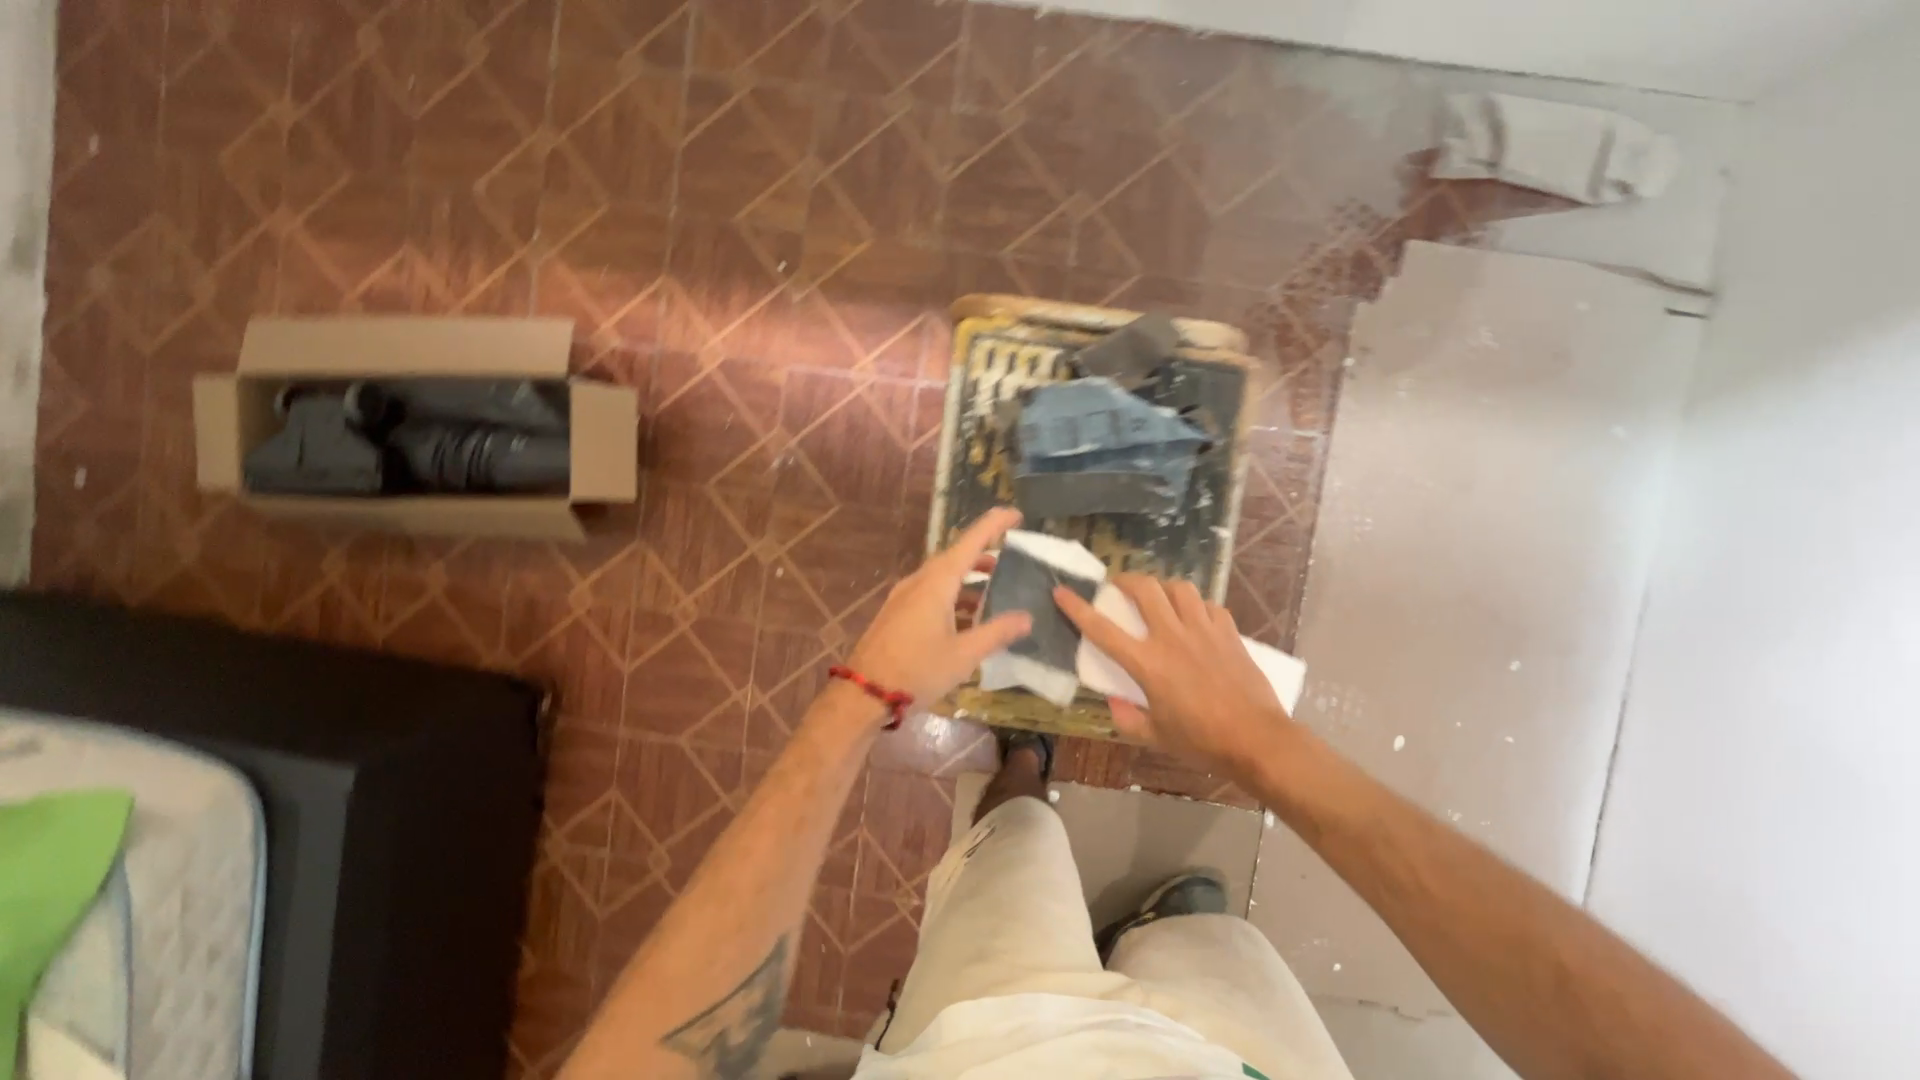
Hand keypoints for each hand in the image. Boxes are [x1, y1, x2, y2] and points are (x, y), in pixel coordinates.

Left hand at [844, 507, 1032, 715]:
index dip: (994, 525)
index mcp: (936, 583)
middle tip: (1008, 558)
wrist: (864, 694)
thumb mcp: (964, 654)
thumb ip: (997, 632)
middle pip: (954, 558)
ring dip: (967, 579)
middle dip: (982, 555)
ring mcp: (903, 598)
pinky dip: (952, 596)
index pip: (970, 542)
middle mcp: (918, 582)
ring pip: (941, 578)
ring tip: (992, 590)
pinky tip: (964, 618)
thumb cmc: (917, 670)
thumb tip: (1027, 617)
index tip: (1016, 515)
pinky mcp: (895, 615)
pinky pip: (929, 594)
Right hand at [1054, 573, 1292, 776]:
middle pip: (1145, 589)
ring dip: (1163, 587)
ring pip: (1179, 588)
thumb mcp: (1155, 737)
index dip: (1077, 608)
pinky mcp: (1229, 632)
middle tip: (1118, 585)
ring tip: (1159, 597)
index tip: (1062, 592)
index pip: (1103, 630)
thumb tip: (1113, 700)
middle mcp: (1172, 637)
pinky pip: (1209, 605)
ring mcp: (1203, 631)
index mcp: (1148, 664)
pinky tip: (1195, 617)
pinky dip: (1197, 605)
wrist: (1256, 739)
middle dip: (1126, 579)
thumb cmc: (1202, 742)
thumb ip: (1127, 717)